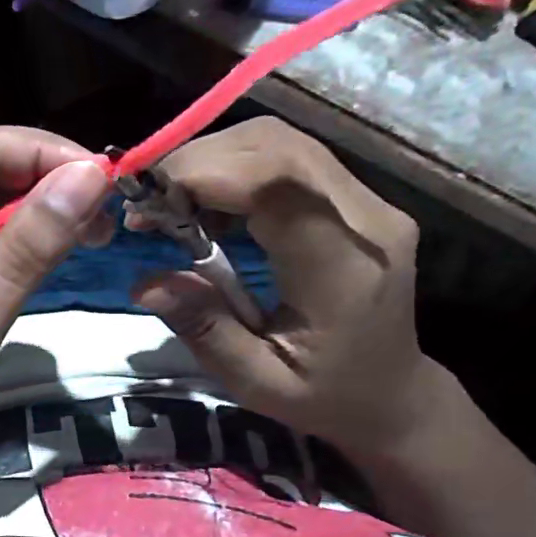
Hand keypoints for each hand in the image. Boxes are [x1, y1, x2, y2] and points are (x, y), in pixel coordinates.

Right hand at [129, 117, 435, 454]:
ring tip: (174, 206)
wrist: (391, 393)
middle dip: (199, 163)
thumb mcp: (256, 382)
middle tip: (151, 205)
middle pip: (276, 147)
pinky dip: (235, 167)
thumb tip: (144, 283)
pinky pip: (287, 157)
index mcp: (343, 269)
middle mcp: (366, 220)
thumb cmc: (323, 395)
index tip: (148, 205)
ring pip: (280, 142)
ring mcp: (368, 201)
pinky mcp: (356, 198)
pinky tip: (210, 206)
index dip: (204, 176)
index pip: (277, 185)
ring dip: (214, 160)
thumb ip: (205, 329)